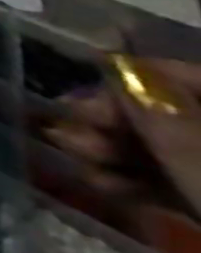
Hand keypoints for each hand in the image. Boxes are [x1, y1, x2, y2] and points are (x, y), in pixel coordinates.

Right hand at [46, 56, 200, 217]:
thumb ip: (181, 132)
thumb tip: (120, 68)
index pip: (200, 78)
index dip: (137, 82)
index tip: (80, 103)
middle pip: (184, 114)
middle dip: (118, 123)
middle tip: (65, 135)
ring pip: (177, 149)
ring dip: (119, 152)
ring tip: (77, 163)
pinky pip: (188, 180)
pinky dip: (144, 180)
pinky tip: (105, 185)